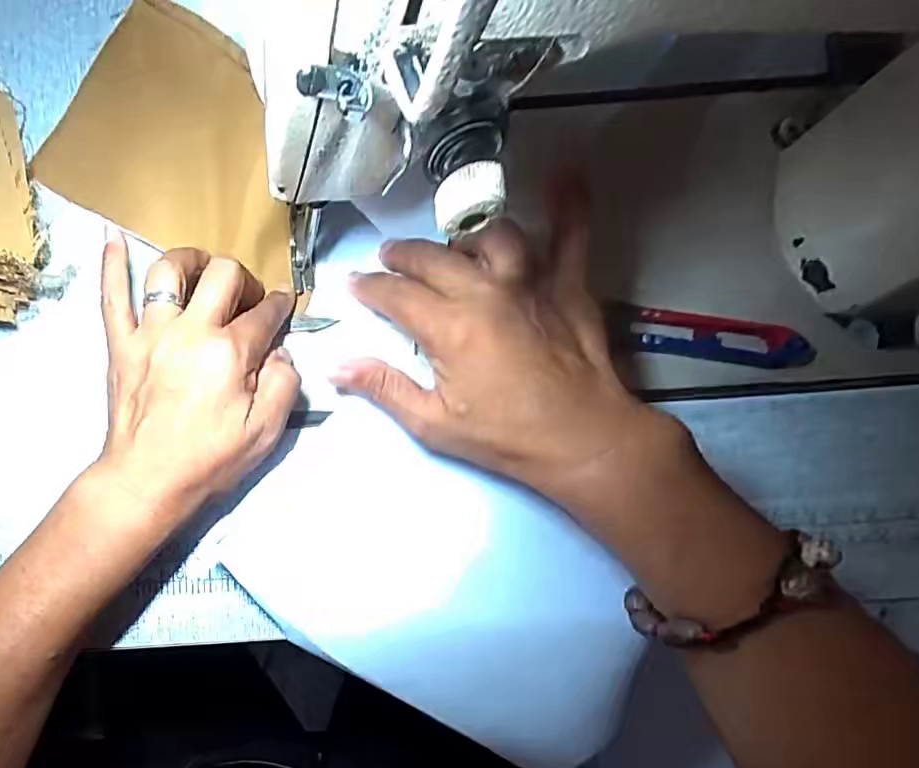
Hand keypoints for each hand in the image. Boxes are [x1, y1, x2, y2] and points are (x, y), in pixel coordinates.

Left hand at [91, 229, 299, 523]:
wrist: (146, 482)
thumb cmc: (207, 462)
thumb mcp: (265, 432)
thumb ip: (284, 383)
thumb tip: (279, 350)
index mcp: (229, 353)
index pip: (264, 313)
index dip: (280, 305)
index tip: (282, 306)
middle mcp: (189, 332)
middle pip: (222, 275)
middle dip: (242, 278)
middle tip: (244, 299)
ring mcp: (149, 336)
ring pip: (168, 272)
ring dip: (190, 261)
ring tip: (200, 270)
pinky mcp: (120, 347)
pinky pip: (112, 299)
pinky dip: (111, 266)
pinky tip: (111, 239)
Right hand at [329, 183, 682, 510]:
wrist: (581, 439)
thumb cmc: (501, 437)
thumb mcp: (431, 422)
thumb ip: (384, 388)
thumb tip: (337, 367)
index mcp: (450, 328)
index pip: (397, 295)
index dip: (370, 287)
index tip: (354, 283)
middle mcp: (487, 292)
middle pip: (436, 258)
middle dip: (404, 255)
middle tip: (388, 257)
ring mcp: (532, 283)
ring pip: (493, 237)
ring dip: (464, 237)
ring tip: (451, 247)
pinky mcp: (569, 285)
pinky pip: (572, 234)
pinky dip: (568, 204)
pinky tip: (565, 177)